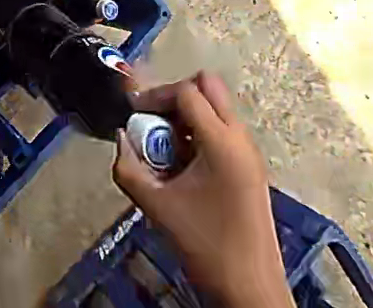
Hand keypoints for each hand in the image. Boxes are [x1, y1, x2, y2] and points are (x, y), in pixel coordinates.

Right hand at [111, 72, 293, 307]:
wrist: (251, 292)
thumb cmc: (205, 246)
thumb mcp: (157, 206)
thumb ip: (129, 168)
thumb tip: (121, 138)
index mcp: (220, 143)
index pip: (186, 92)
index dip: (155, 95)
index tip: (134, 112)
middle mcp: (240, 139)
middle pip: (208, 85)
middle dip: (176, 94)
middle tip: (154, 117)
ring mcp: (250, 152)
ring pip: (217, 105)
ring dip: (188, 113)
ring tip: (166, 143)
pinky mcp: (252, 167)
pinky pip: (224, 127)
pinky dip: (200, 130)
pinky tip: (184, 162)